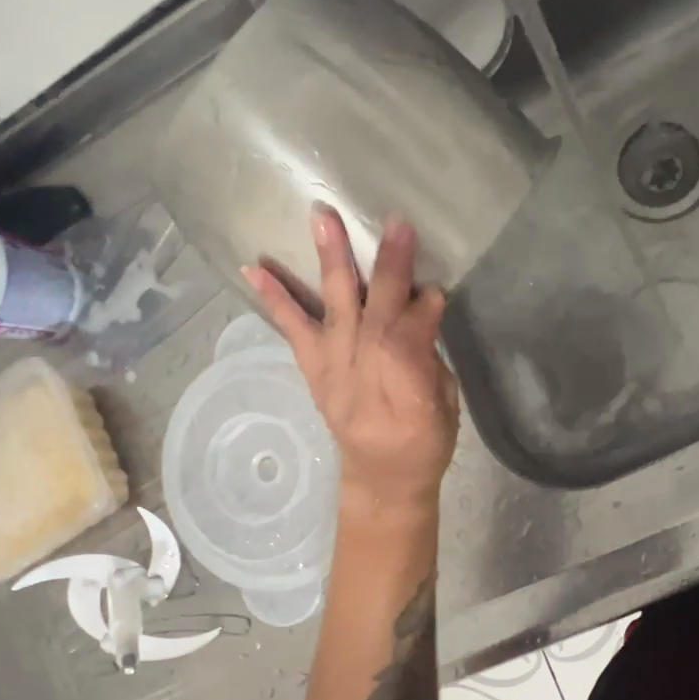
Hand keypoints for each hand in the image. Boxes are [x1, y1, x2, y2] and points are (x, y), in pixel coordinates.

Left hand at [244, 205, 459, 513]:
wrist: (382, 480)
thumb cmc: (424, 445)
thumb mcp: (446, 406)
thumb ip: (429, 358)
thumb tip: (420, 314)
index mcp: (407, 389)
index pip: (415, 331)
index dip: (425, 307)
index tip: (435, 290)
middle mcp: (365, 375)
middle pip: (378, 312)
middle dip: (390, 267)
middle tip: (397, 224)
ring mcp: (333, 371)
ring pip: (335, 308)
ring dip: (331, 261)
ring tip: (322, 219)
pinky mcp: (313, 370)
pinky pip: (292, 331)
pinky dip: (274, 299)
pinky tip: (252, 267)